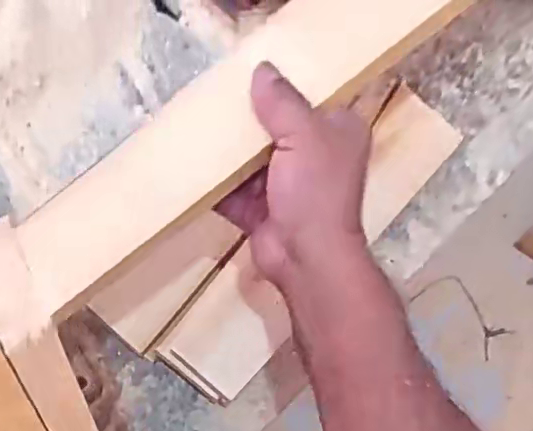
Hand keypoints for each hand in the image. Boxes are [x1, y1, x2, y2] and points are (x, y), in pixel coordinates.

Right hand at [215, 62, 372, 284]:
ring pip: (251, 166)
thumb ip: (281, 103)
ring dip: (228, 157)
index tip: (252, 82)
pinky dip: (217, 188)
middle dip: (248, 125)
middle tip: (219, 106)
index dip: (283, 92)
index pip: (309, 103)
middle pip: (275, 134)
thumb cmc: (315, 192)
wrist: (306, 258)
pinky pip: (234, 196)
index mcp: (336, 134)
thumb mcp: (303, 135)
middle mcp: (313, 160)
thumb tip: (261, 71)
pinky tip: (195, 173)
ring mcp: (285, 191)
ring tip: (201, 134)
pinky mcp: (261, 215)